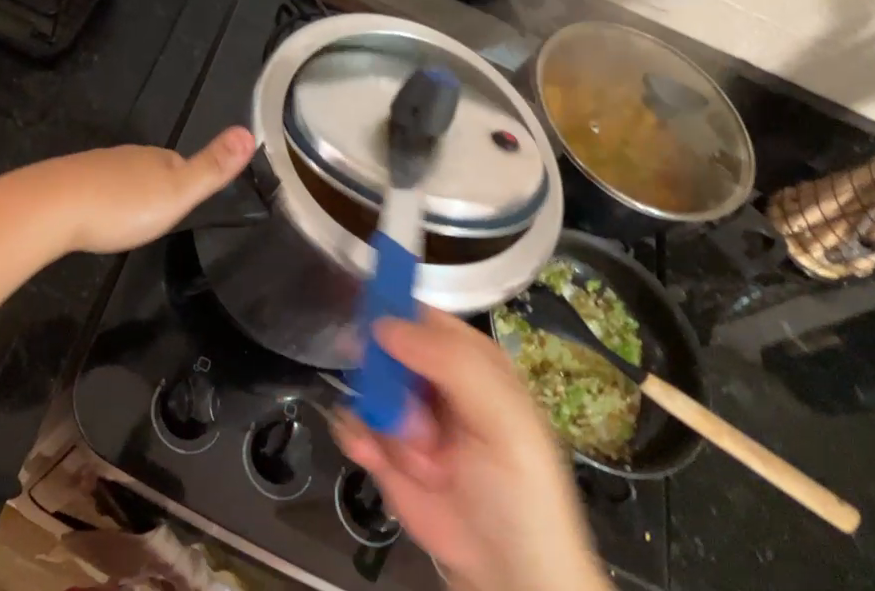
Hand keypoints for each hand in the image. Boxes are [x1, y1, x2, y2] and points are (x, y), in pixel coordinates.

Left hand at [23, 127, 254, 254]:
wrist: (54, 206)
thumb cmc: (122, 206)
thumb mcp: (178, 193)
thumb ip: (211, 168)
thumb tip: (248, 131)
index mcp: (156, 159)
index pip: (180, 164)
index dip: (186, 182)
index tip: (187, 203)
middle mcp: (126, 156)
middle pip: (149, 170)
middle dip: (154, 189)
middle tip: (157, 218)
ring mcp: (94, 166)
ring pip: (119, 178)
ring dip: (125, 195)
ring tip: (127, 221)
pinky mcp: (69, 180)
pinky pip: (93, 187)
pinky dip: (99, 199)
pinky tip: (95, 216)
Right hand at [333, 310, 611, 590]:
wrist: (507, 574)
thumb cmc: (521, 493)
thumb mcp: (503, 420)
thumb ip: (452, 364)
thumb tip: (386, 324)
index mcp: (473, 366)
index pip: (426, 319)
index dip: (396, 312)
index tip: (365, 311)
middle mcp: (437, 385)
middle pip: (386, 351)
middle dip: (385, 377)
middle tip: (395, 404)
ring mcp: (408, 418)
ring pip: (366, 388)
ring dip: (378, 417)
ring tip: (409, 455)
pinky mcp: (384, 451)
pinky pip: (352, 424)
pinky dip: (356, 438)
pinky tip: (372, 457)